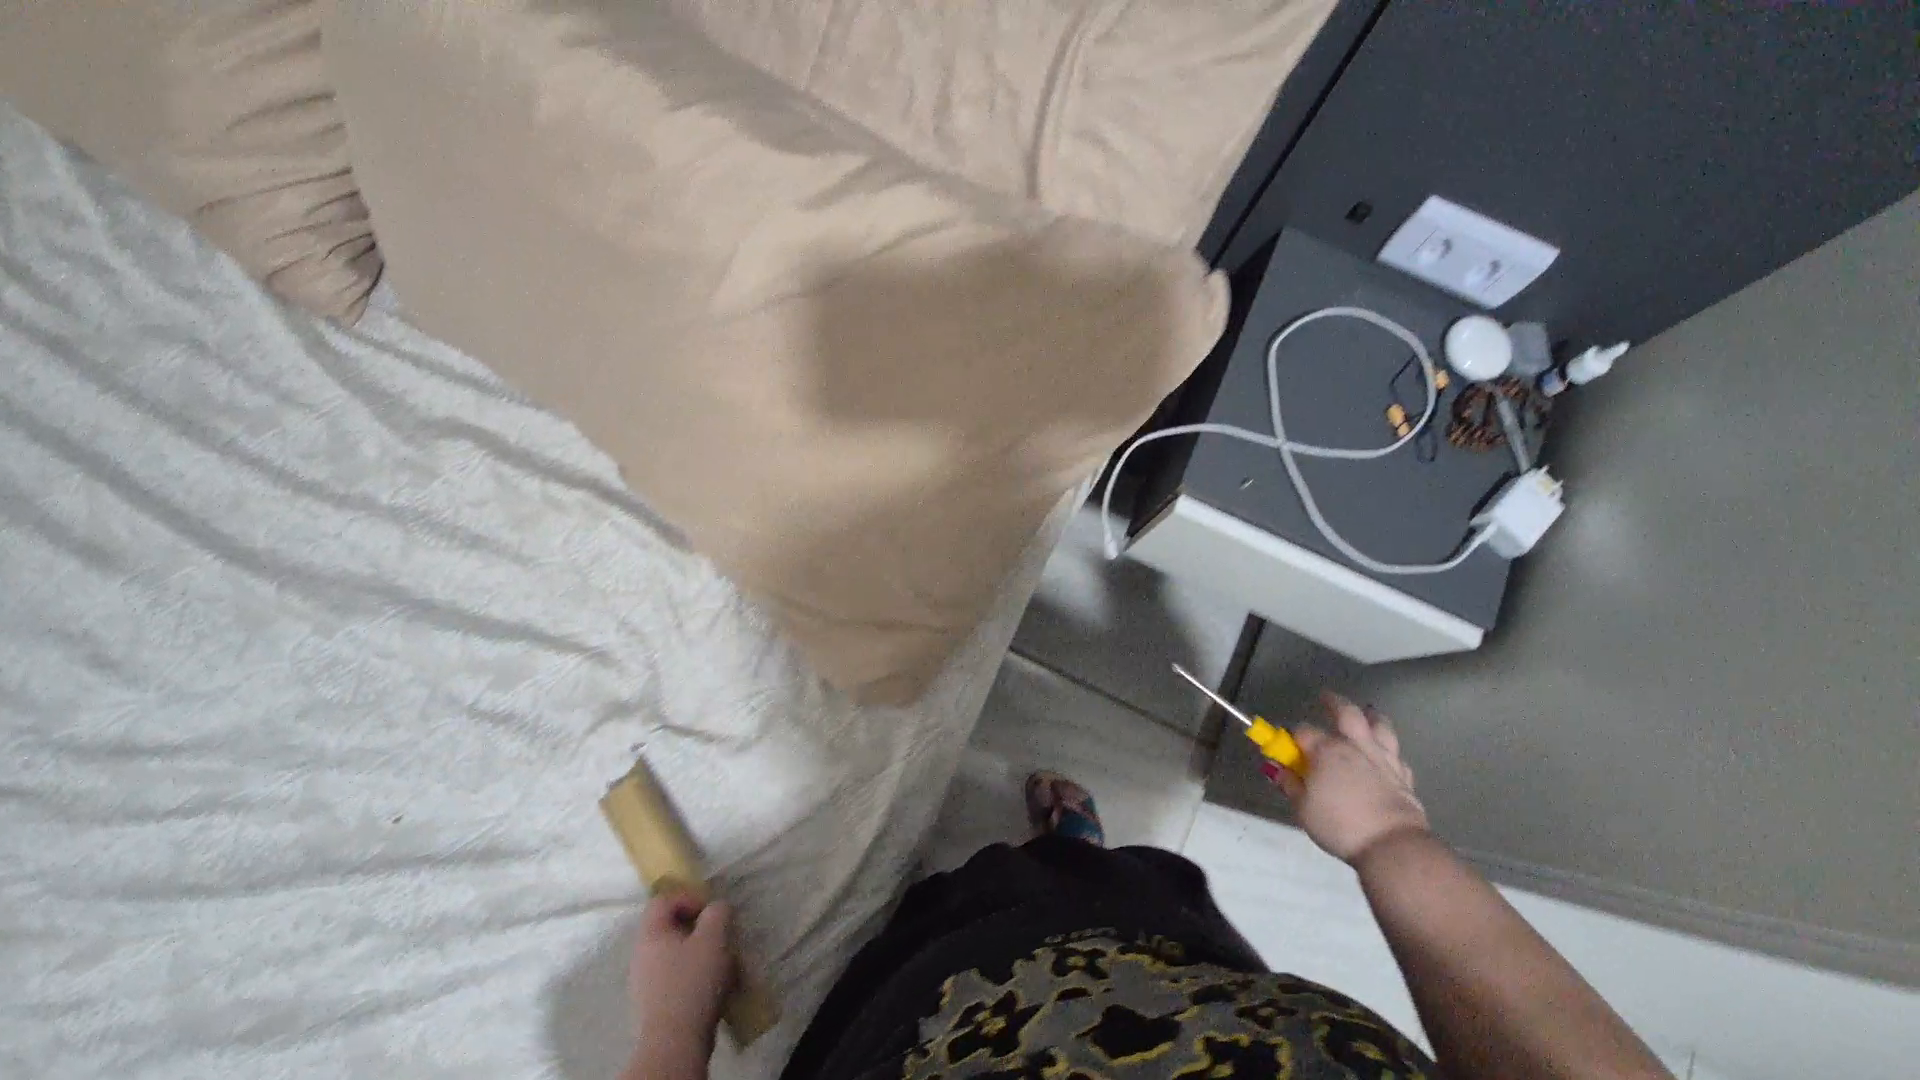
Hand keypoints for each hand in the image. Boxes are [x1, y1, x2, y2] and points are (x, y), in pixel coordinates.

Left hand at [629, 890, 733, 1062]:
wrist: (675, 1042)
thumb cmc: (693, 981)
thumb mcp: (714, 938)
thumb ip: (718, 913)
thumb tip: (717, 909)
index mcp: (650, 934)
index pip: (663, 900)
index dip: (689, 898)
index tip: (712, 913)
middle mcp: (642, 955)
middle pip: (671, 928)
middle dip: (700, 929)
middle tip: (721, 938)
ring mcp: (645, 982)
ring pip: (676, 955)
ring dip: (701, 954)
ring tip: (723, 965)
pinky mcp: (655, 1004)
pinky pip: (677, 978)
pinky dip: (696, 977)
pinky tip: (714, 988)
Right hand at [1271, 692, 1429, 864]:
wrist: (1391, 844)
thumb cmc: (1339, 825)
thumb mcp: (1303, 809)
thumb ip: (1290, 785)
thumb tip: (1279, 770)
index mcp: (1327, 751)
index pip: (1303, 732)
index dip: (1292, 738)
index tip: (1287, 748)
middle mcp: (1356, 746)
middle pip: (1346, 713)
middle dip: (1334, 702)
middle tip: (1326, 697)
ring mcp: (1384, 759)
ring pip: (1380, 726)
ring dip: (1371, 717)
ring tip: (1367, 713)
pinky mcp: (1404, 776)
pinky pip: (1396, 755)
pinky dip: (1389, 751)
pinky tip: (1386, 755)